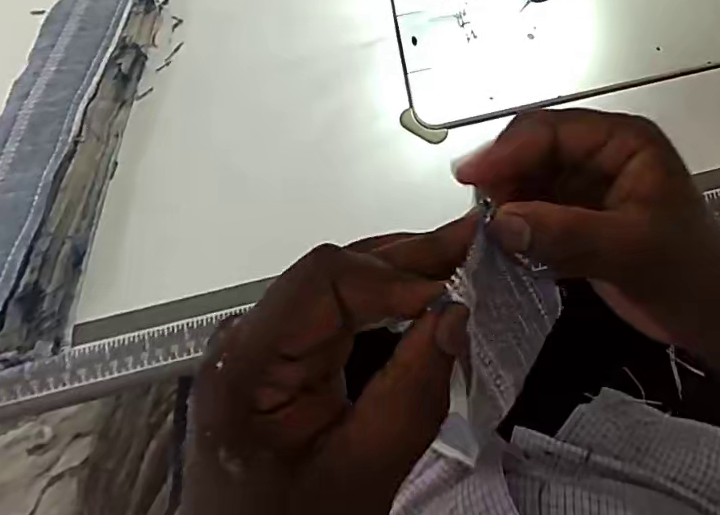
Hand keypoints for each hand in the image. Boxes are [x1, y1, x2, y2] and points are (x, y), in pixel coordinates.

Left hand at [181, 217, 474, 514]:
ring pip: (341, 279)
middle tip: (470, 239)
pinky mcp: (285, 347)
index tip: (449, 293)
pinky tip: (422, 283)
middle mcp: (251, 332)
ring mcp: (266, 336)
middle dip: (408, 257)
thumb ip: (409, 397)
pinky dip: (388, 293)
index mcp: (249, 360)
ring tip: (458, 252)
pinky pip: (340, 303)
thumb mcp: (359, 479)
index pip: (323, 278)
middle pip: (334, 270)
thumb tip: (453, 315)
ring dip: (403, 267)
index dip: (392, 276)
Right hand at [454, 109, 719, 341]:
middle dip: (502, 176)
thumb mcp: (634, 251)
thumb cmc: (695, 277)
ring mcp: (582, 182)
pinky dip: (512, 223)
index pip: (551, 130)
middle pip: (531, 149)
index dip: (508, 150)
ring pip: (524, 178)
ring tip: (486, 230)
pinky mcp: (572, 212)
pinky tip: (502, 242)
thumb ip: (568, 234)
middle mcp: (597, 152)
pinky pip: (529, 207)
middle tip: (477, 208)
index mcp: (621, 140)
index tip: (471, 176)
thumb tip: (501, 222)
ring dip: (503, 201)